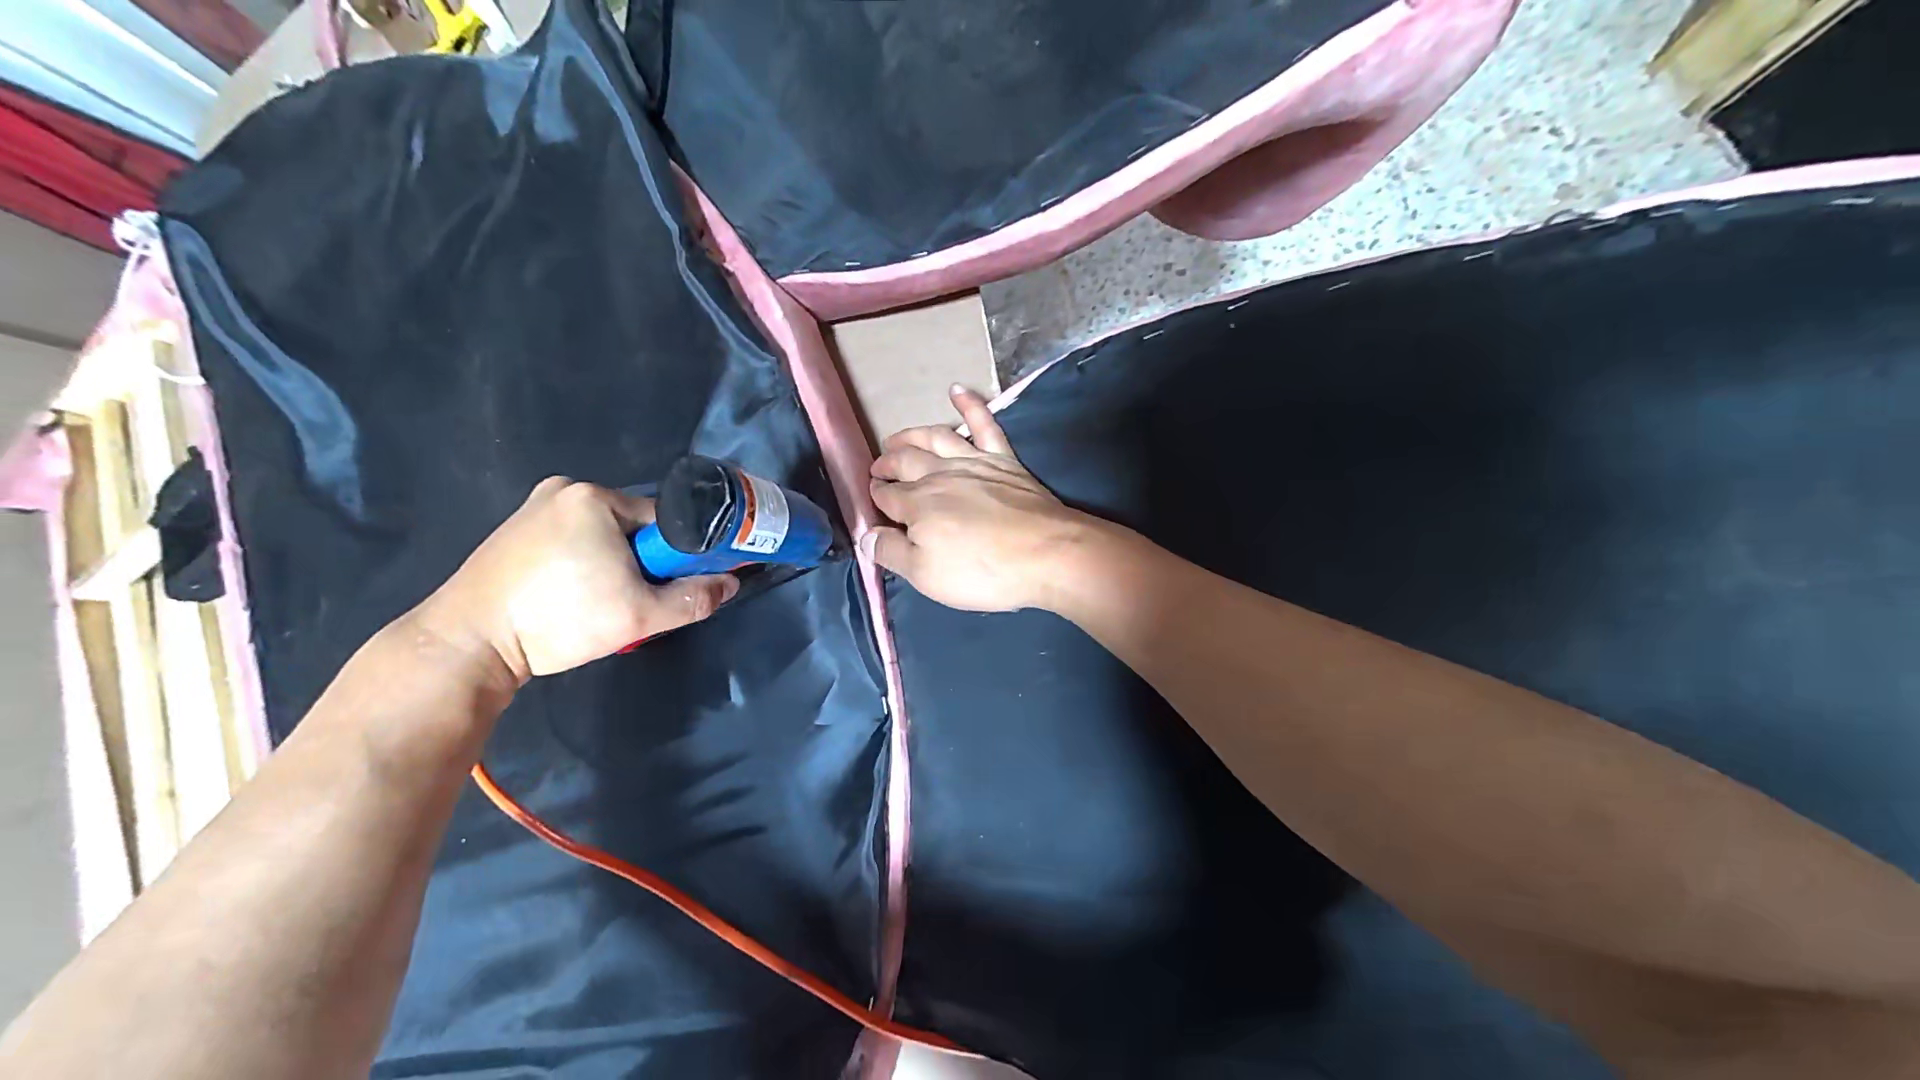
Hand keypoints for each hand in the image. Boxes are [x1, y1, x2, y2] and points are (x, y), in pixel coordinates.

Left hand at [415, 477, 738, 682]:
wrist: (468, 643)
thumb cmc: (559, 619)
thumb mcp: (640, 616)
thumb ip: (694, 598)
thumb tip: (730, 584)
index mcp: (593, 497)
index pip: (663, 521)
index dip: (674, 556)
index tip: (668, 586)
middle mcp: (564, 489)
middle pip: (634, 527)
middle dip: (642, 562)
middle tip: (630, 599)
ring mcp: (534, 507)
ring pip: (604, 535)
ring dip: (614, 564)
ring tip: (598, 601)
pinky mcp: (516, 529)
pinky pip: (573, 539)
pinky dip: (584, 563)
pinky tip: (571, 593)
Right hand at [866, 385, 1105, 612]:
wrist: (1046, 554)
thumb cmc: (981, 571)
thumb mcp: (925, 575)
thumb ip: (891, 552)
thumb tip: (865, 535)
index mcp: (917, 505)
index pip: (888, 496)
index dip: (877, 496)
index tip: (872, 495)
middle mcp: (939, 475)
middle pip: (906, 462)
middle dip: (887, 463)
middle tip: (878, 466)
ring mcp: (974, 462)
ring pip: (936, 437)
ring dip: (913, 435)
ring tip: (897, 438)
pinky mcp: (1004, 459)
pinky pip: (984, 424)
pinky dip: (970, 405)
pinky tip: (957, 390)